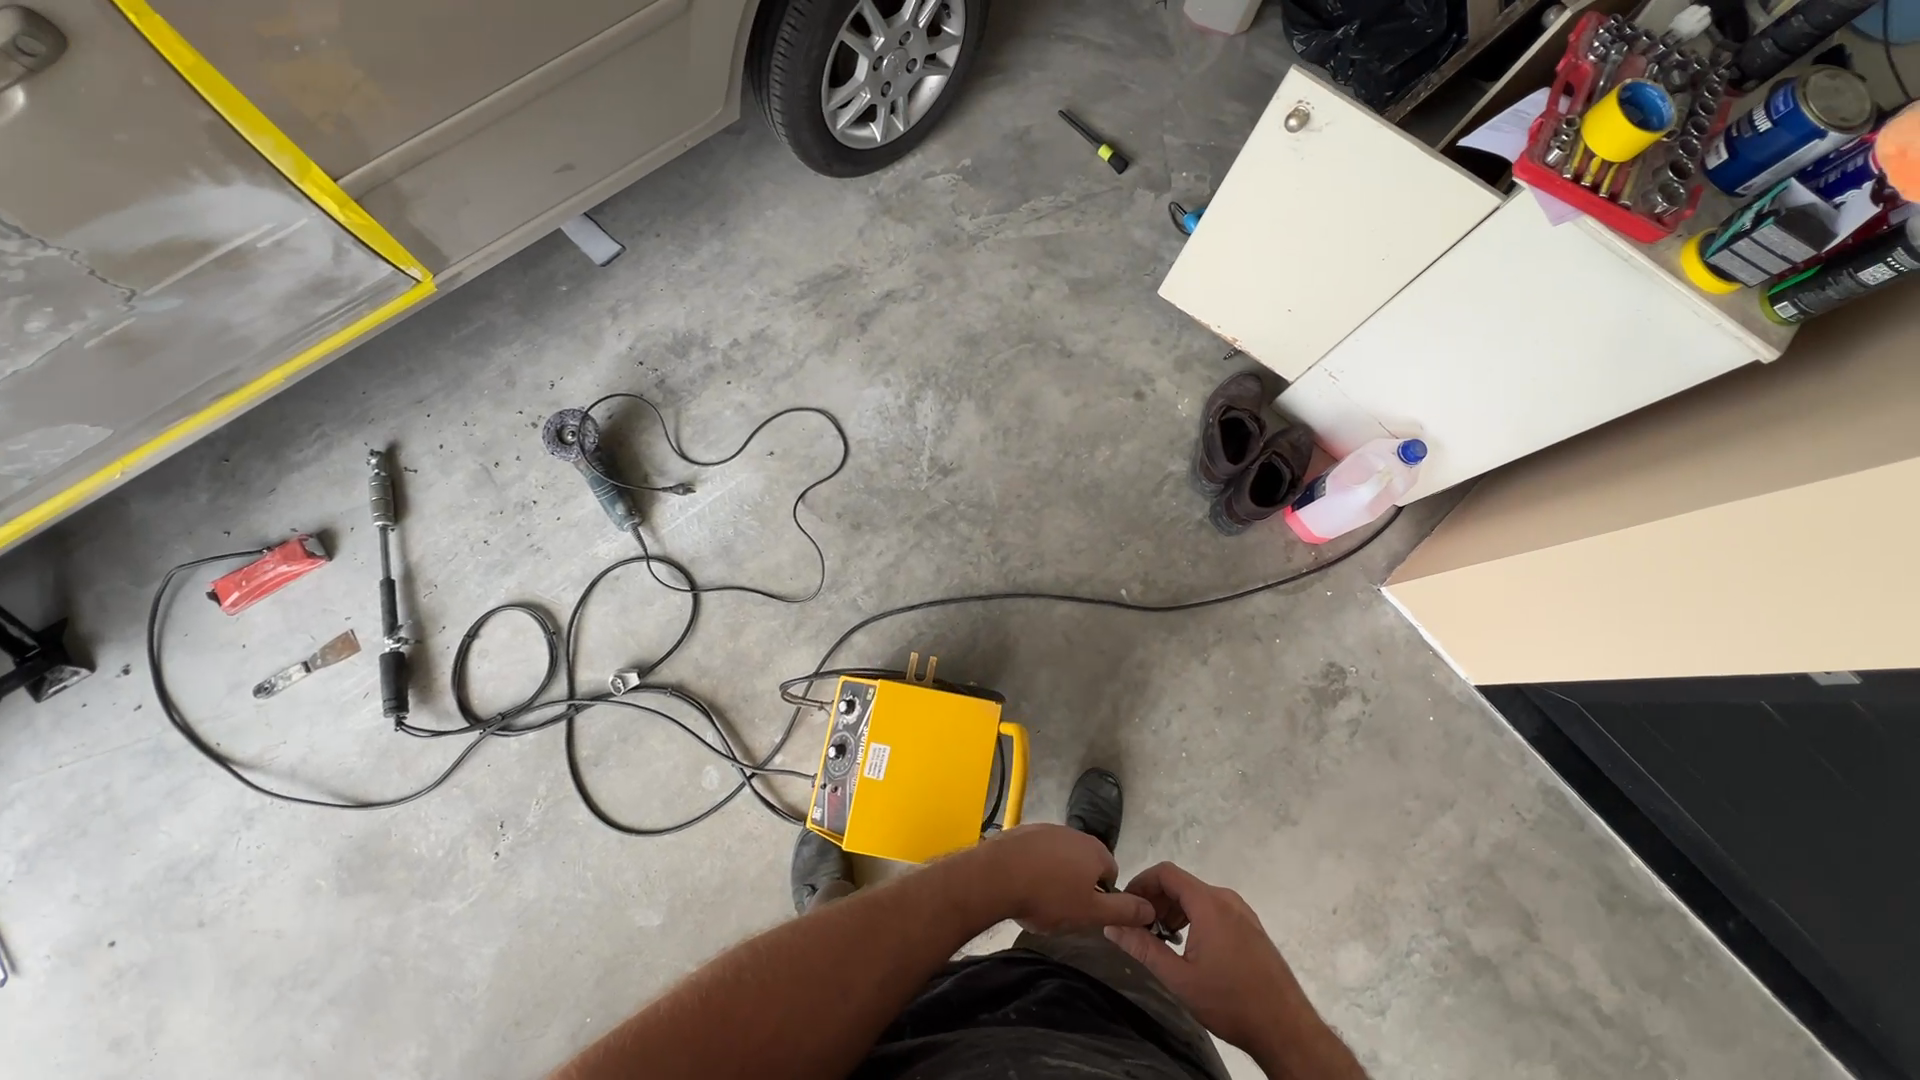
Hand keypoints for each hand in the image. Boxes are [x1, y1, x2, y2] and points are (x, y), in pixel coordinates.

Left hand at [960, 824, 1155, 933]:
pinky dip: (1033, 866)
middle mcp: (1073, 833)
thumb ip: (1123, 911)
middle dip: (1077, 884)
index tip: (1084, 911)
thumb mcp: (1091, 913)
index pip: (1111, 873)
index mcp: (1094, 850)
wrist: (996, 876)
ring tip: (1037, 897)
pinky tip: (1020, 882)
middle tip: (1061, 907)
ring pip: (1059, 857)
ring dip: (1054, 874)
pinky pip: (1035, 852)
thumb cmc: (1048, 897)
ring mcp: (1045, 828)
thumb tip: (1150, 909)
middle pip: (1084, 862)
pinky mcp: (1021, 832)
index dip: (1100, 895)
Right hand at [1103, 863, 1320, 1063]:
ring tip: (1160, 940)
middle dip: (1156, 900)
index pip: (1166, 872)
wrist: (1286, 1028)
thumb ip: (1143, 948)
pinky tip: (1188, 948)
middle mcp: (1227, 900)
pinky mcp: (1252, 928)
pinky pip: (1215, 910)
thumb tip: (1112, 927)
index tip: (1126, 904)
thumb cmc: (1229, 1002)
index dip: (1141, 882)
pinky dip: (1194, 918)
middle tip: (1138, 927)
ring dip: (1174, 911)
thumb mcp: (1179, 978)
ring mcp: (1243, 913)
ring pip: (1198, 898)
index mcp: (1209, 904)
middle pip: (1182, 884)